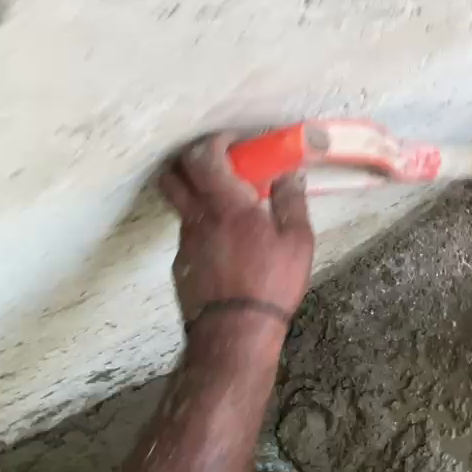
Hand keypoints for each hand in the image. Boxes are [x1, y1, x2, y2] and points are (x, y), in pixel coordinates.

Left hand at [158, 134, 315, 323]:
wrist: (236, 331)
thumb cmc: (272, 282)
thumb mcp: (297, 240)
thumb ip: (291, 201)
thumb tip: (289, 174)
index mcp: (227, 205)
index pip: (203, 157)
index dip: (216, 141)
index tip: (237, 141)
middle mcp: (198, 217)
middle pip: (174, 174)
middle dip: (192, 158)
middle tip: (221, 161)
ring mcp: (185, 240)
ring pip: (181, 202)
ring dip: (198, 190)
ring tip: (230, 200)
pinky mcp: (182, 261)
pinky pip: (189, 229)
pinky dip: (203, 220)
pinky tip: (229, 236)